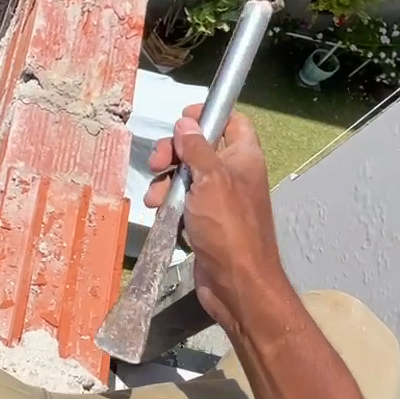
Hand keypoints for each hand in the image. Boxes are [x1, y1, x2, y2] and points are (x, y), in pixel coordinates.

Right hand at [146, 105, 291, 333]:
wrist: (237, 284)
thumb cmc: (229, 227)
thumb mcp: (211, 180)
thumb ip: (196, 149)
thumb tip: (185, 123)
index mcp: (243, 158)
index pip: (232, 121)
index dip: (209, 114)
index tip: (182, 119)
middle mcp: (232, 174)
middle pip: (199, 146)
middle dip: (174, 152)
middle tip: (158, 163)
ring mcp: (218, 198)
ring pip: (185, 174)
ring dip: (165, 181)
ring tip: (156, 198)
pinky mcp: (203, 219)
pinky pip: (181, 199)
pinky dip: (168, 201)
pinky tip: (159, 211)